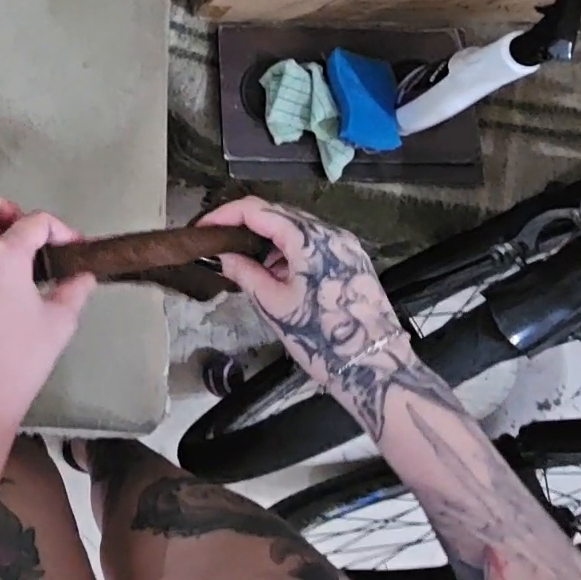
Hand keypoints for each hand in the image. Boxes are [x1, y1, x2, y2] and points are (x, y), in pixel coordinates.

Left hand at [0, 193, 96, 431]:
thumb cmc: (20, 358)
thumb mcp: (59, 322)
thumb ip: (74, 290)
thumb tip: (84, 275)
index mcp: (4, 254)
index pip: (36, 222)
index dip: (61, 229)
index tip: (75, 246)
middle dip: (12, 211)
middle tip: (33, 237)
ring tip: (14, 248)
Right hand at [198, 197, 406, 381]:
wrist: (376, 370)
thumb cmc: (321, 338)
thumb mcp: (273, 305)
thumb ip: (244, 272)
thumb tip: (221, 256)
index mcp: (308, 239)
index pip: (257, 210)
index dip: (225, 214)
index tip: (204, 228)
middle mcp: (329, 232)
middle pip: (277, 213)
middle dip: (244, 223)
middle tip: (219, 240)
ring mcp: (344, 244)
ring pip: (295, 226)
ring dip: (266, 237)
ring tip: (245, 260)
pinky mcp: (352, 258)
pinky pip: (312, 241)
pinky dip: (288, 249)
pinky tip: (275, 271)